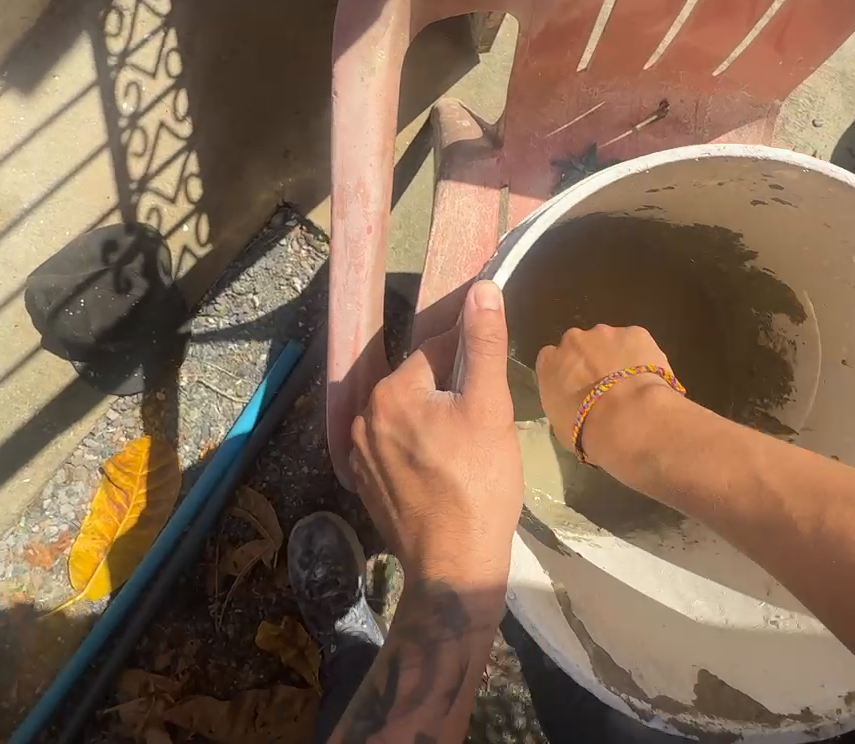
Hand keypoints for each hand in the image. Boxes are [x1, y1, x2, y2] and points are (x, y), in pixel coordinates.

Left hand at [348, 281, 521, 588]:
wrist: (454, 566)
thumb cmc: (479, 483)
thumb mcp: (489, 406)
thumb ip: (483, 343)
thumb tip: (481, 288)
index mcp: (391, 391)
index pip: (438, 350)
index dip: (472, 363)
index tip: (493, 387)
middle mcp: (365, 415)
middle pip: (421, 381)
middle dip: (454, 392)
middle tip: (484, 425)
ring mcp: (361, 452)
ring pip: (410, 414)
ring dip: (437, 419)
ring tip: (468, 450)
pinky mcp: (367, 481)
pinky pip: (398, 445)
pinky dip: (421, 447)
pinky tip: (445, 471)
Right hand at [534, 324, 682, 463]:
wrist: (629, 419)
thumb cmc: (587, 431)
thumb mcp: (560, 424)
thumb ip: (563, 403)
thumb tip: (574, 404)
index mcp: (549, 362)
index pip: (552, 360)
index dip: (567, 374)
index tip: (578, 390)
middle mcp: (573, 340)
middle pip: (580, 346)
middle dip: (591, 362)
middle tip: (606, 389)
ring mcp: (605, 333)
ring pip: (610, 342)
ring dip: (617, 358)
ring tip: (632, 387)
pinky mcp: (636, 333)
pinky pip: (637, 343)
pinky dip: (642, 357)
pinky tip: (649, 380)